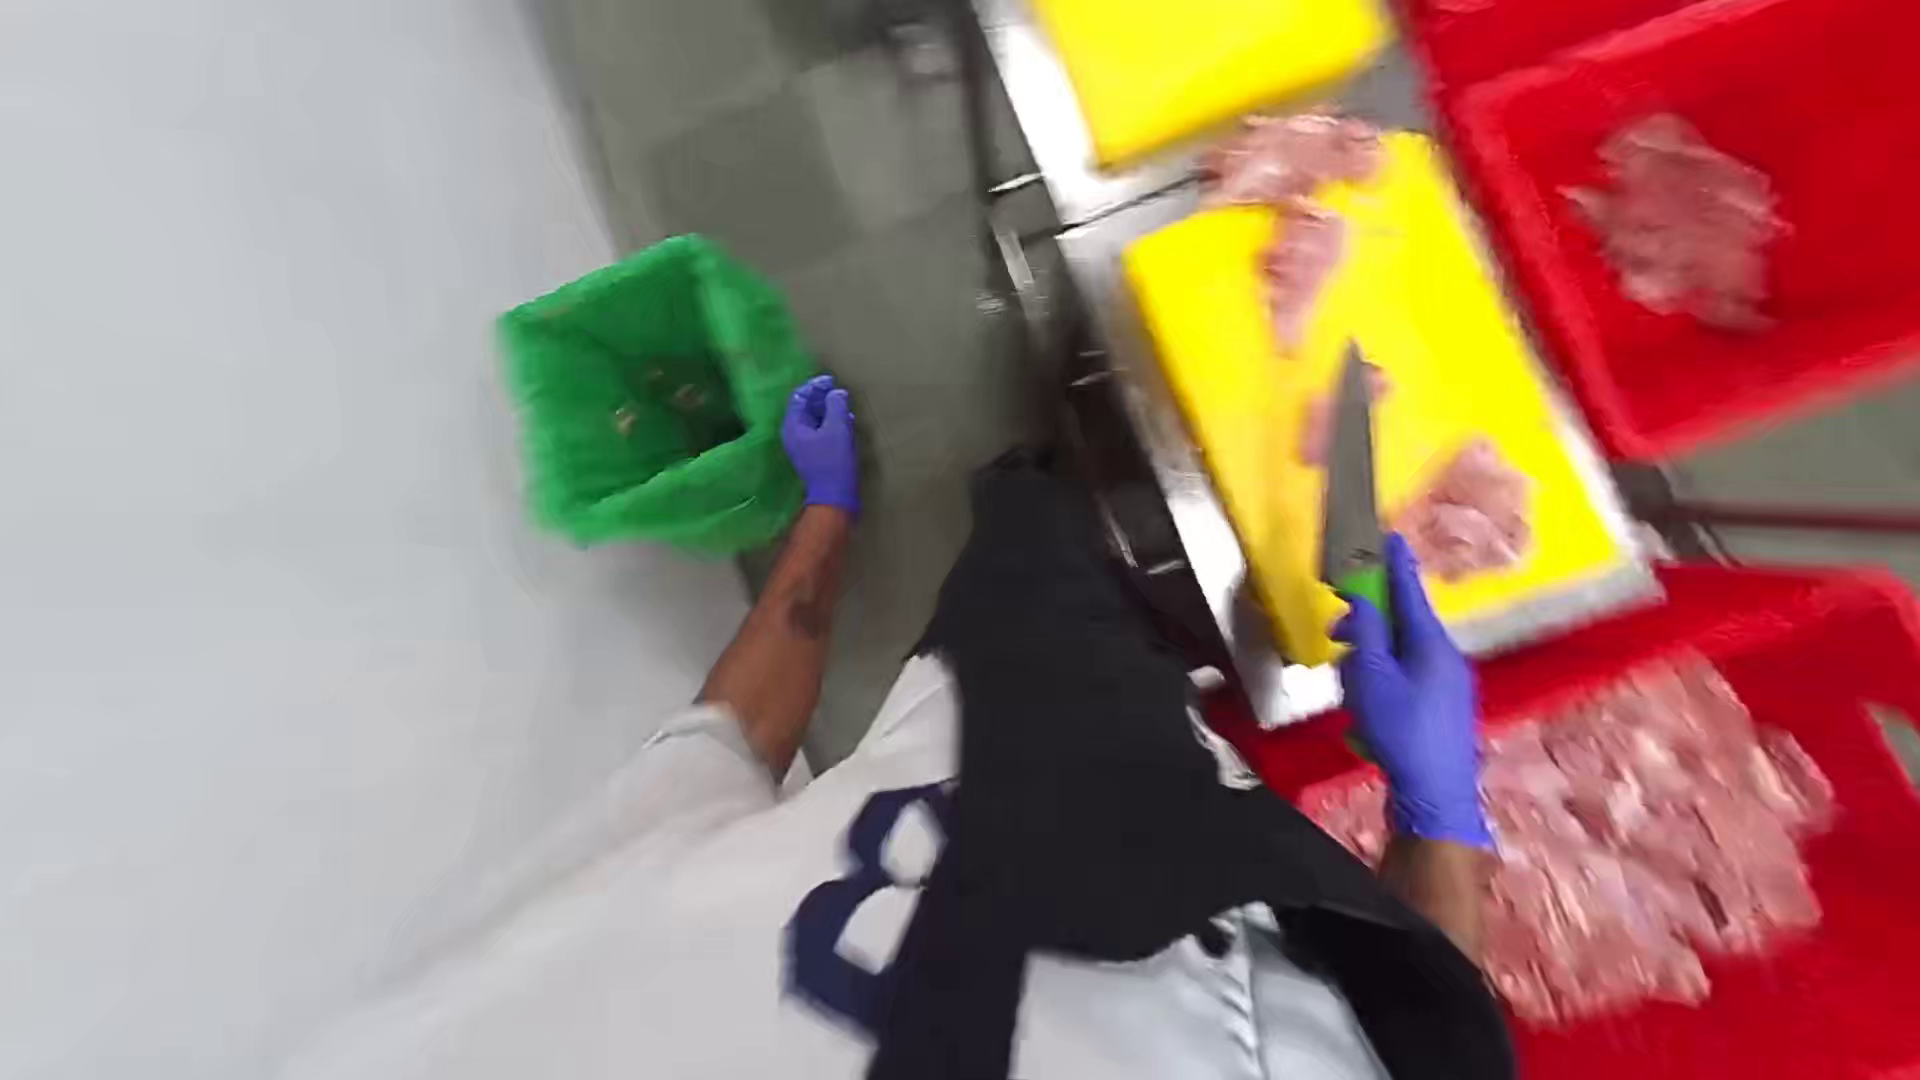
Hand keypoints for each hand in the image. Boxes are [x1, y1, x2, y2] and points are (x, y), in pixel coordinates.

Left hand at [782, 374, 858, 515]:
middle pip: (805, 407)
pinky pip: (820, 432)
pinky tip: (846, 423)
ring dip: (829, 411)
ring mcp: (803, 447)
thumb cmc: (834, 462)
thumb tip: (836, 393)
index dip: (815, 385)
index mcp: (793, 426)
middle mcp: (794, 435)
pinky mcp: (814, 456)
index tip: (832, 381)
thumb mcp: (837, 429)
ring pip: (814, 420)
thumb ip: (836, 405)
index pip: (799, 396)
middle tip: (840, 392)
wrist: (835, 498)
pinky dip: (831, 424)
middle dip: (822, 397)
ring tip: (845, 406)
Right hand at [1332, 533, 1490, 848]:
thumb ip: (1366, 632)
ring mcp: (1449, 682)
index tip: (1388, 537)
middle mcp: (1445, 656)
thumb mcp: (1371, 675)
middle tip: (1336, 636)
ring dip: (1369, 658)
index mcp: (1431, 644)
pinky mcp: (1443, 703)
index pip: (1409, 592)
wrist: (1435, 790)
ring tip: (1350, 685)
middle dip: (1366, 626)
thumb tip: (1362, 599)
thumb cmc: (1399, 726)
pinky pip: (1406, 673)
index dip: (1395, 564)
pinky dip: (1381, 676)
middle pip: (1400, 624)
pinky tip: (1368, 702)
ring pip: (1399, 651)